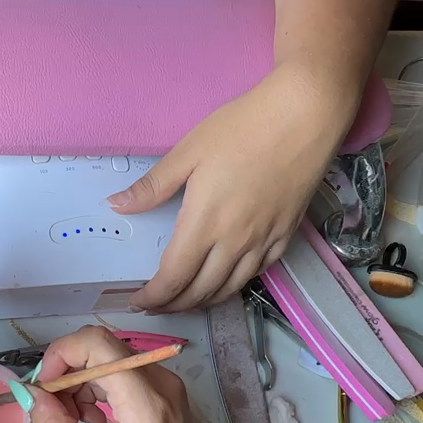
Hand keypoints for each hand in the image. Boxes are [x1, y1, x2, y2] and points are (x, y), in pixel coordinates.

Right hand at [26, 326, 257, 422]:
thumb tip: (29, 393)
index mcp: (145, 401)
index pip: (96, 344)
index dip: (61, 355)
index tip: (43, 389)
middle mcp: (159, 380)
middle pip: (99, 346)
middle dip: (67, 371)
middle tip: (55, 411)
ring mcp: (165, 381)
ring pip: (107, 357)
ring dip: (81, 382)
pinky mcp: (165, 388)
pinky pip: (121, 371)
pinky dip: (98, 388)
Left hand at [112, 72, 356, 312]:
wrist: (306, 116)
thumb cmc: (242, 128)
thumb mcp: (188, 152)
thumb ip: (152, 186)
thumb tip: (116, 206)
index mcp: (205, 224)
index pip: (173, 278)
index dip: (154, 297)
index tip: (137, 302)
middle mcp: (235, 242)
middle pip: (200, 291)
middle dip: (173, 306)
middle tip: (155, 307)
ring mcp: (264, 242)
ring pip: (229, 289)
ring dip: (202, 302)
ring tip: (183, 302)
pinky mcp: (286, 236)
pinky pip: (256, 274)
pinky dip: (233, 286)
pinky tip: (223, 282)